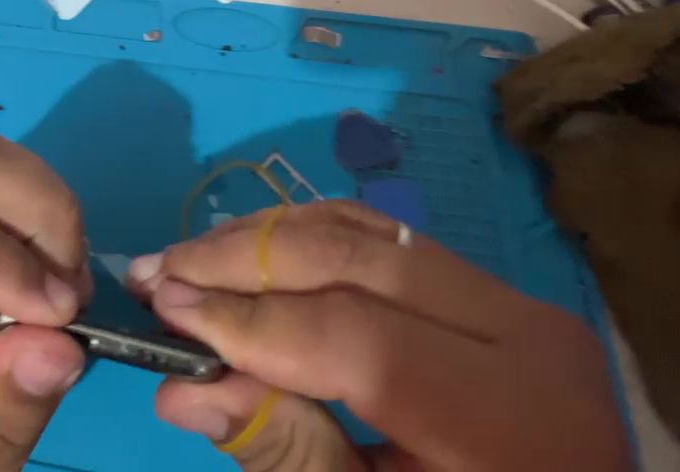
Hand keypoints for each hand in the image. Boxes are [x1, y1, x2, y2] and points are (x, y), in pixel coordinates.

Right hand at [130, 201, 633, 471]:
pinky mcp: (483, 284)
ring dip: (259, 237)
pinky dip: (300, 236)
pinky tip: (246, 252)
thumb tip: (180, 388)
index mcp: (518, 418)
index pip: (356, 337)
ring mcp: (508, 296)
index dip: (250, 321)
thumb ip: (287, 452)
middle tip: (156, 270)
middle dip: (239, 260)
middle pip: (351, 260)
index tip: (163, 309)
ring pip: (358, 229)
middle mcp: (524, 330)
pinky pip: (376, 236)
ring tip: (185, 258)